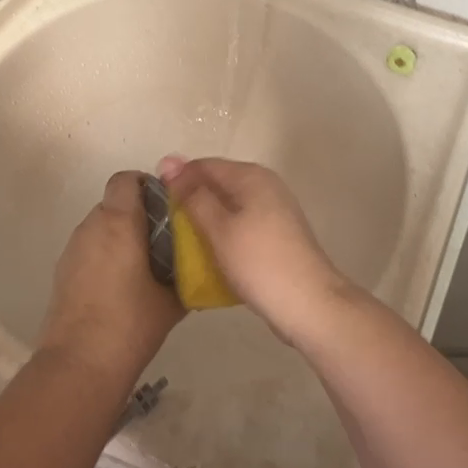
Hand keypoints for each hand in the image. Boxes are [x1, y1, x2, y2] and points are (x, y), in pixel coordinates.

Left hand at [38, 169, 184, 386]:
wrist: (79, 365)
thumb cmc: (130, 325)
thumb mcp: (172, 300)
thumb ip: (186, 273)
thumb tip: (198, 264)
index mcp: (119, 223)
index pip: (126, 180)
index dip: (145, 185)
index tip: (166, 206)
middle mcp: (91, 227)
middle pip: (114, 203)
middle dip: (137, 215)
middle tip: (162, 241)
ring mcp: (72, 249)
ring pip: (100, 227)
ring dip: (120, 237)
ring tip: (143, 268)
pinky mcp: (62, 272)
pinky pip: (88, 250)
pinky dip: (104, 256)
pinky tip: (119, 288)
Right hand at [159, 157, 353, 343]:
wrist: (310, 305)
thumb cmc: (259, 263)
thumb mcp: (218, 228)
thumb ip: (193, 195)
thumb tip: (169, 162)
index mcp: (251, 176)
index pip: (203, 165)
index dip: (177, 181)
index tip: (157, 207)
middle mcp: (265, 185)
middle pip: (217, 184)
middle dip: (191, 202)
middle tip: (168, 229)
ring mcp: (274, 210)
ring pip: (229, 207)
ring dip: (206, 222)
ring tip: (185, 244)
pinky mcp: (277, 235)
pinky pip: (241, 225)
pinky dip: (224, 235)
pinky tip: (212, 257)